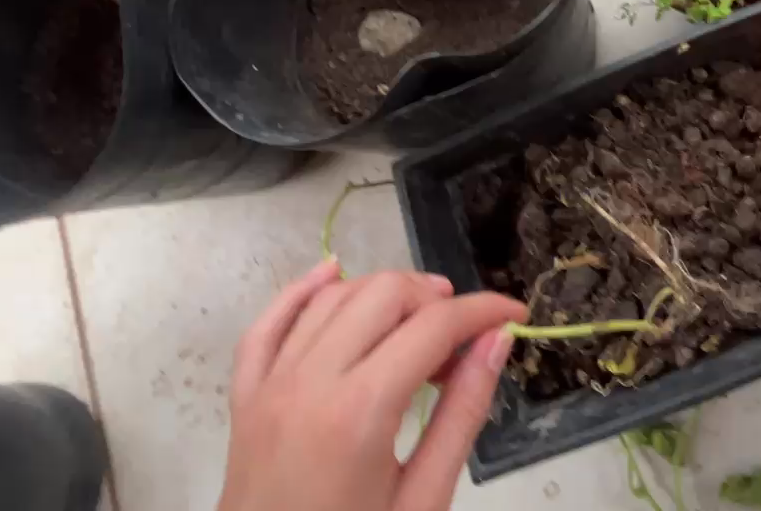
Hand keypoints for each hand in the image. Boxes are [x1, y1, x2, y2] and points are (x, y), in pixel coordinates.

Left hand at [216, 259, 526, 510]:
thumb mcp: (425, 499)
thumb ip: (464, 412)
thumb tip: (499, 338)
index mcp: (358, 411)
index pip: (435, 325)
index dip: (484, 309)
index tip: (516, 314)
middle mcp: (308, 382)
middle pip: (384, 293)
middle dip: (437, 299)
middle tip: (464, 338)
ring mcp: (269, 387)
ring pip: (335, 296)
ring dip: (385, 293)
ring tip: (419, 324)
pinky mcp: (245, 400)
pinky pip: (268, 325)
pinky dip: (301, 291)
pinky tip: (332, 273)